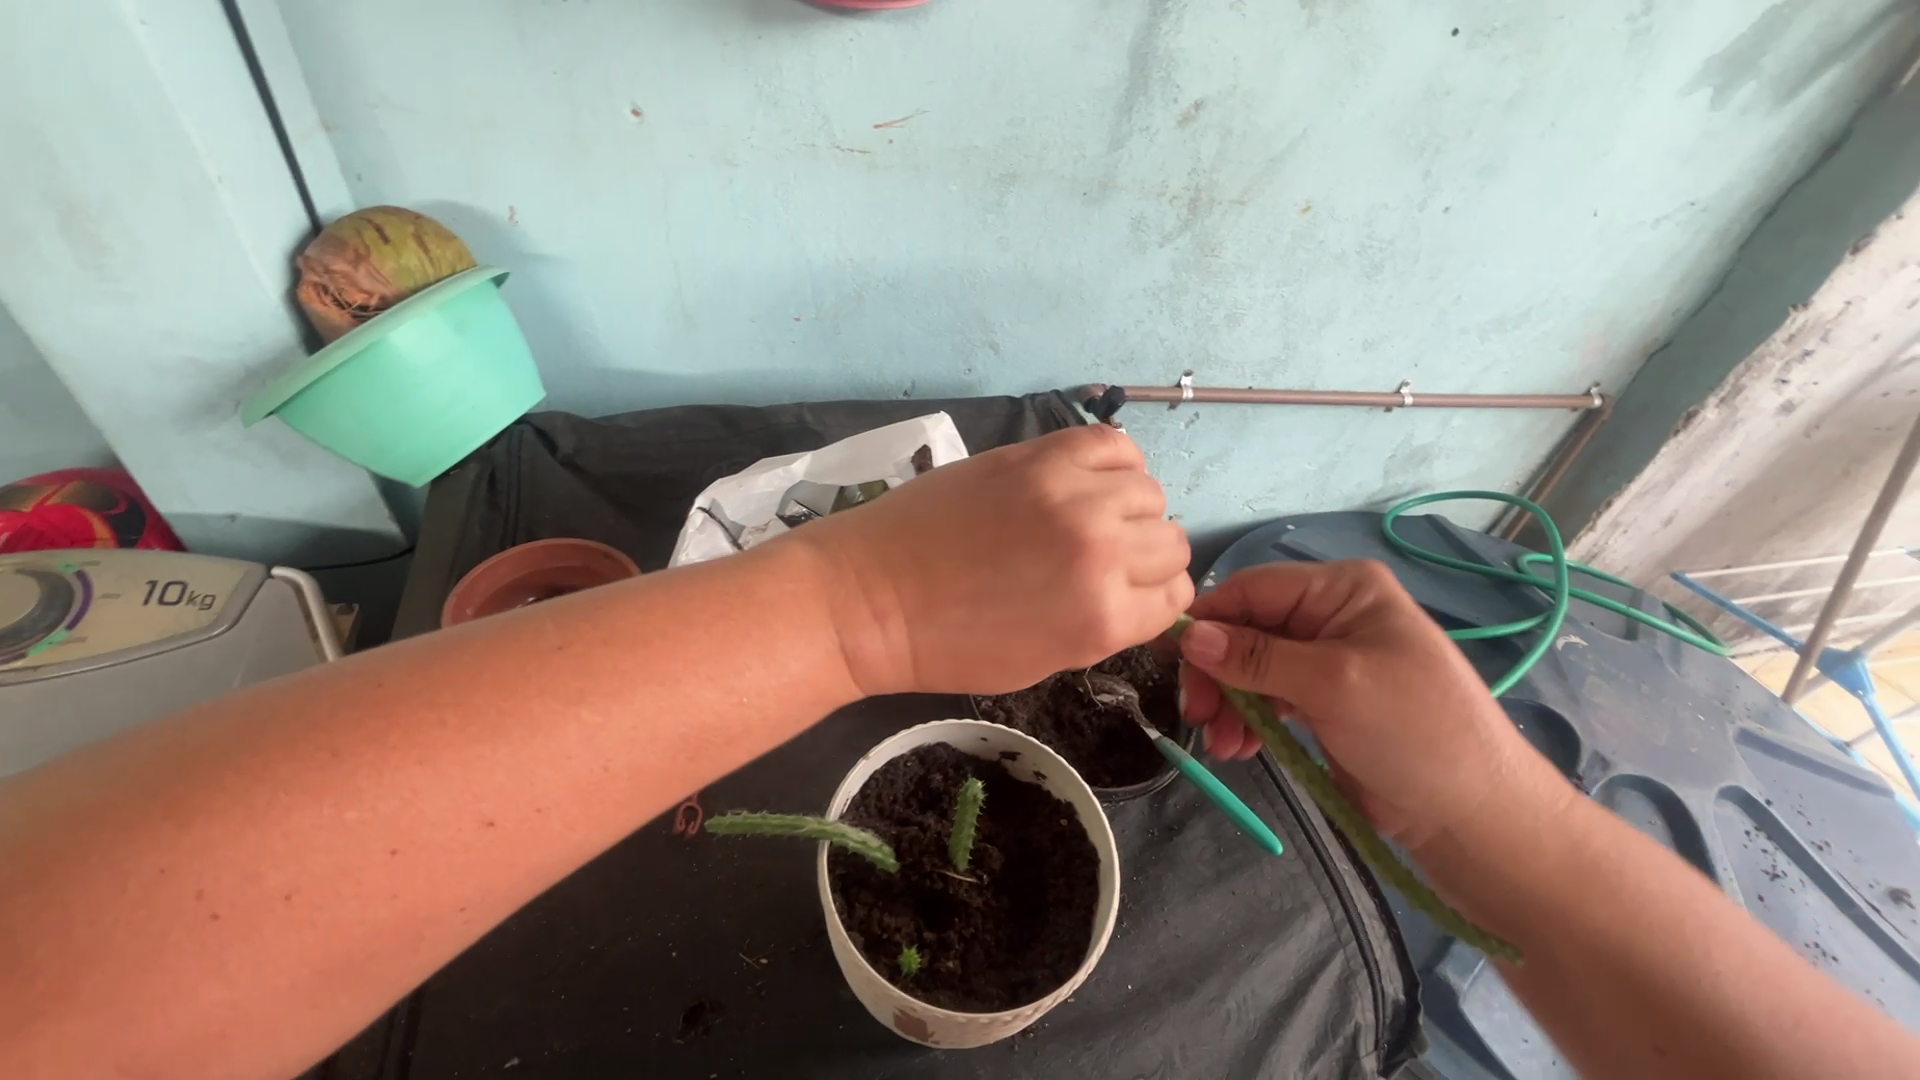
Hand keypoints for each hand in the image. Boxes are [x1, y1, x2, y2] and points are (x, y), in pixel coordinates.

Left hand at [790, 425, 1192, 696]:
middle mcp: (1103, 552)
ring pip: (1150, 492)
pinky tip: (1084, 480)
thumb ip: (1104, 625)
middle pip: (1171, 542)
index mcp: (1104, 618)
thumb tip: (1135, 592)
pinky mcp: (1040, 455)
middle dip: (1143, 557)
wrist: (873, 597)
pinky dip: (1112, 463)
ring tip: (1085, 516)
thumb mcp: (1044, 660)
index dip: (1152, 598)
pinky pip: (1114, 444)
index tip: (1124, 593)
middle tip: (1099, 558)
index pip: (1175, 597)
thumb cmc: (950, 645)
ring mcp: (1072, 495)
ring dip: (1128, 509)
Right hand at [1177, 561, 1557, 850]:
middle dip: (1216, 672)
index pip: (1253, 589)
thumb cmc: (1414, 732)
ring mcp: (1325, 661)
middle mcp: (1330, 617)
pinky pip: (1265, 698)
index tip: (1168, 656)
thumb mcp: (1332, 685)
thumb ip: (1256, 657)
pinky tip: (1240, 748)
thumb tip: (1188, 635)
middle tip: (1195, 715)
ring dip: (1227, 703)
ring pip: (1248, 668)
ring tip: (1222, 746)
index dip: (1208, 619)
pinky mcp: (1321, 702)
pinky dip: (1246, 720)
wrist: (1475, 818)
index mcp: (1341, 590)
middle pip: (1245, 630)